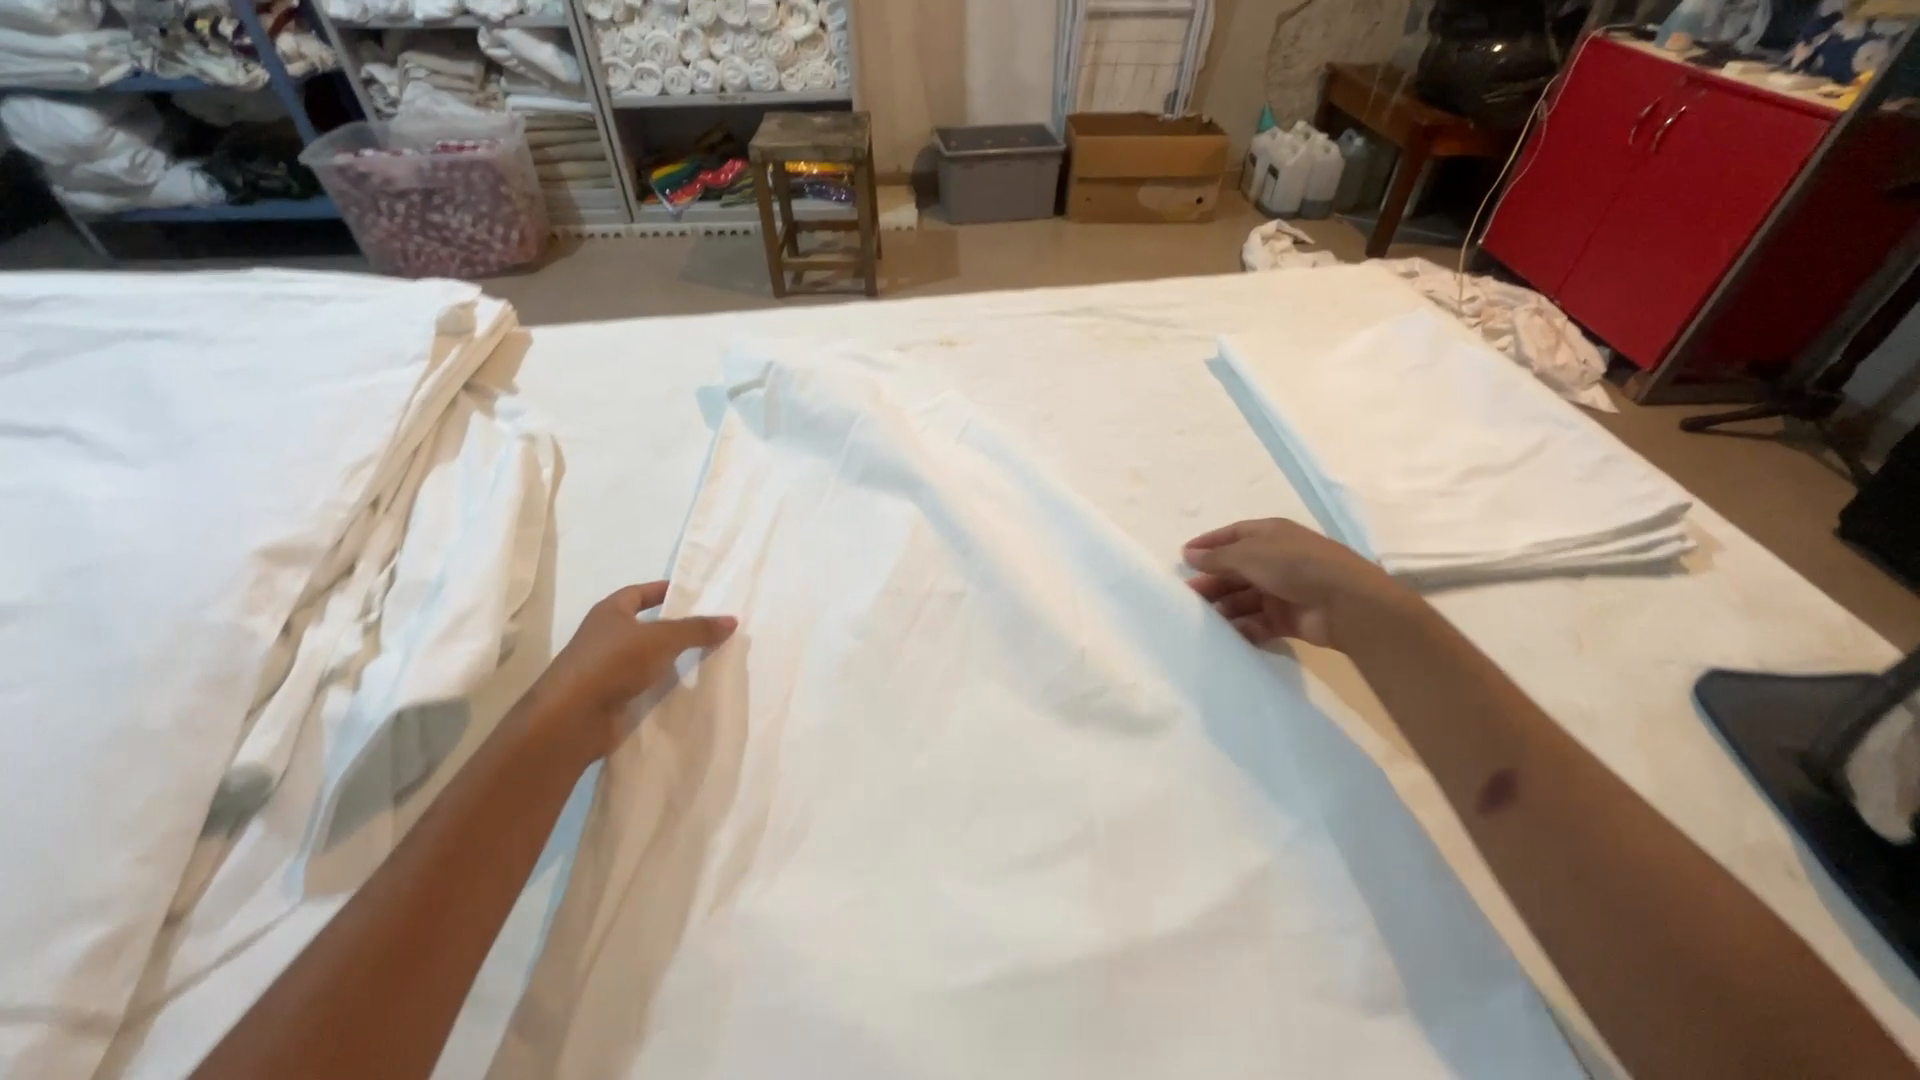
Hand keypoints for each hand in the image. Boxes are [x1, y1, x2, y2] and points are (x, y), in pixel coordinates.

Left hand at [524, 582, 736, 761]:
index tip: (693, 595)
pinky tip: (688, 687)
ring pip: (646, 657)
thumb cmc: (613, 663)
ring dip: (670, 658)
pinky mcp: (612, 696)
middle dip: (674, 626)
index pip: (640, 593)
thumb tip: (731, 620)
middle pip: (645, 625)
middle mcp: (606, 636)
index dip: (664, 591)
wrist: (573, 717)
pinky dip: (663, 684)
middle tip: (709, 627)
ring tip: (707, 656)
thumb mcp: (661, 638)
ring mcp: (607, 668)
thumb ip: (696, 629)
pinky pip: (645, 684)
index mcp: (610, 612)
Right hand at [1183, 518, 1407, 651]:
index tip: (1183, 558)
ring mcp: (1284, 590)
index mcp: (1271, 535)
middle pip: (1237, 570)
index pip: (1233, 536)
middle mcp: (1277, 560)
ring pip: (1245, 598)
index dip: (1208, 545)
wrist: (1346, 603)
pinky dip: (1244, 627)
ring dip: (1225, 607)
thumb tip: (1189, 555)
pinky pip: (1259, 622)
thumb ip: (1217, 557)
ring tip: (1204, 618)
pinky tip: (1230, 633)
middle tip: (1188, 596)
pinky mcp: (1289, 619)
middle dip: (1212, 581)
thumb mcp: (1250, 554)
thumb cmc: (1295, 566)